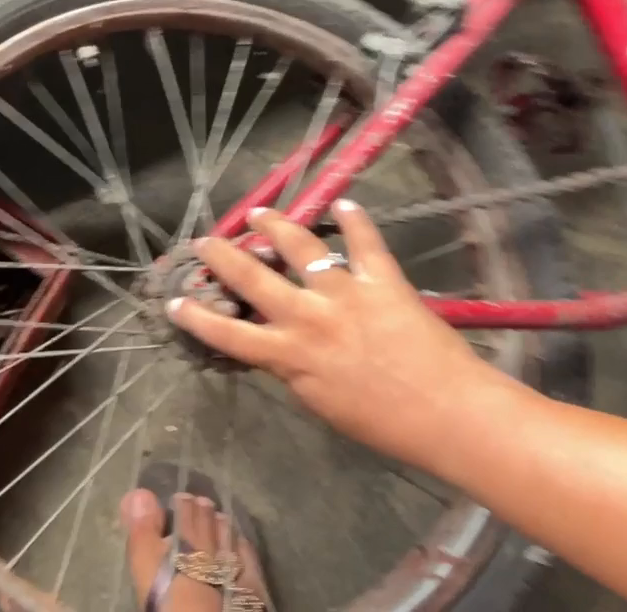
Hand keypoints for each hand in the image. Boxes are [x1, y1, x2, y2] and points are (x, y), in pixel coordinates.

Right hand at [167, 201, 527, 472]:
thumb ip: (290, 369)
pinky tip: (344, 202)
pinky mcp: (383, 281)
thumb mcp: (319, 403)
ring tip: (258, 212)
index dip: (194, 316)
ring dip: (274, 224)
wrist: (453, 417)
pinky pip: (366, 243)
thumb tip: (273, 345)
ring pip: (300, 247)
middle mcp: (308, 317)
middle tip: (206, 241)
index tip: (173, 301)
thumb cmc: (385, 424)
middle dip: (222, 255)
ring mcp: (345, 293)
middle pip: (251, 278)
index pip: (227, 334)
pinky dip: (356, 220)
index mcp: (289, 355)